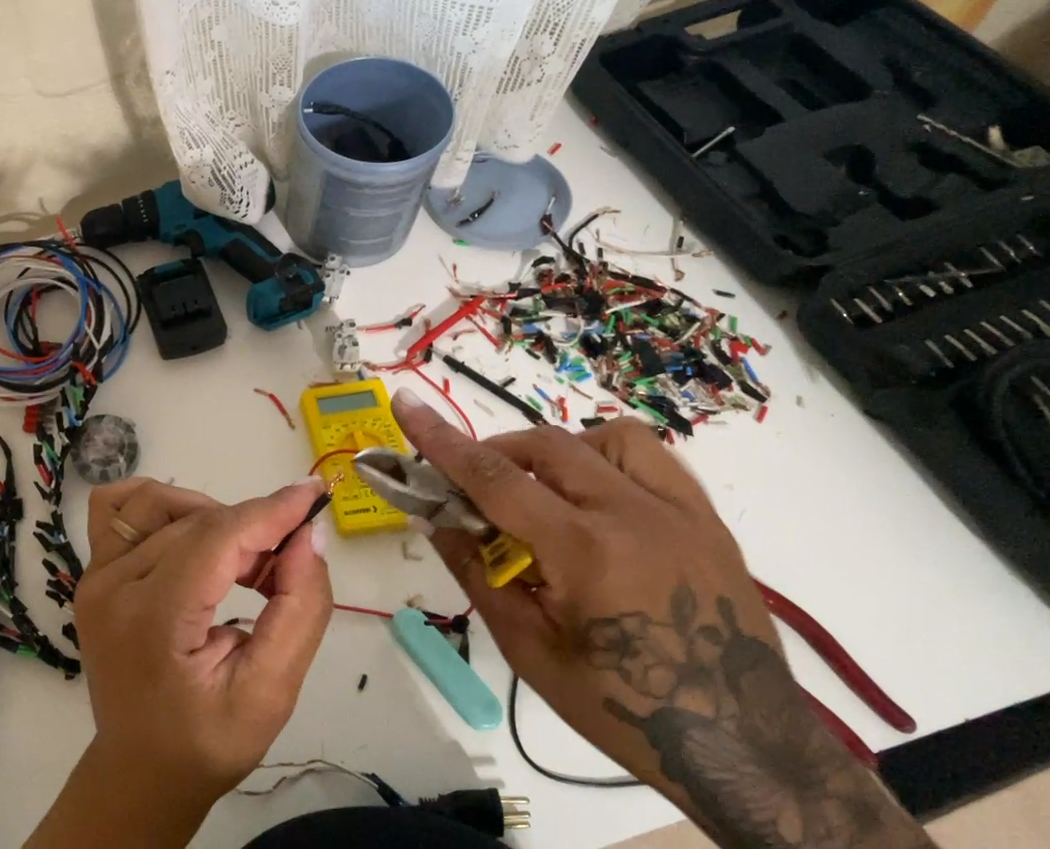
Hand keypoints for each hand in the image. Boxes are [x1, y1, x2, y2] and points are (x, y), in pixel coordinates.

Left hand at [27, 478, 332, 847]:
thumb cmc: (208, 741)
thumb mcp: (270, 693)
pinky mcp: (92, 573)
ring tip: (239, 561)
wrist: (141, 768)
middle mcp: (113, 586)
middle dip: (252, 529)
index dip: (269, 512)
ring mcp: (95, 576)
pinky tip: (190, 534)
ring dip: (209, 515)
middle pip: (195, 521)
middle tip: (286, 566)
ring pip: (157, 504)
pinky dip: (161, 508)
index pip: (216, 538)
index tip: (313, 495)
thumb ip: (298, 611)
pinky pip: (119, 509)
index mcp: (153, 620)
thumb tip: (308, 537)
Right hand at [392, 391, 933, 847]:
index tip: (406, 404)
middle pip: (546, 447)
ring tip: (543, 491)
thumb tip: (437, 519)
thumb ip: (479, 575)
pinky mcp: (708, 523)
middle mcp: (634, 514)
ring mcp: (680, 513)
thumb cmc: (622, 707)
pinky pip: (654, 460)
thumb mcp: (529, 650)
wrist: (743, 746)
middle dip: (494, 452)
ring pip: (607, 439)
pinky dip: (609, 461)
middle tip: (469, 487)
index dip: (442, 439)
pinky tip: (597, 500)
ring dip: (559, 451)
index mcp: (585, 551)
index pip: (495, 478)